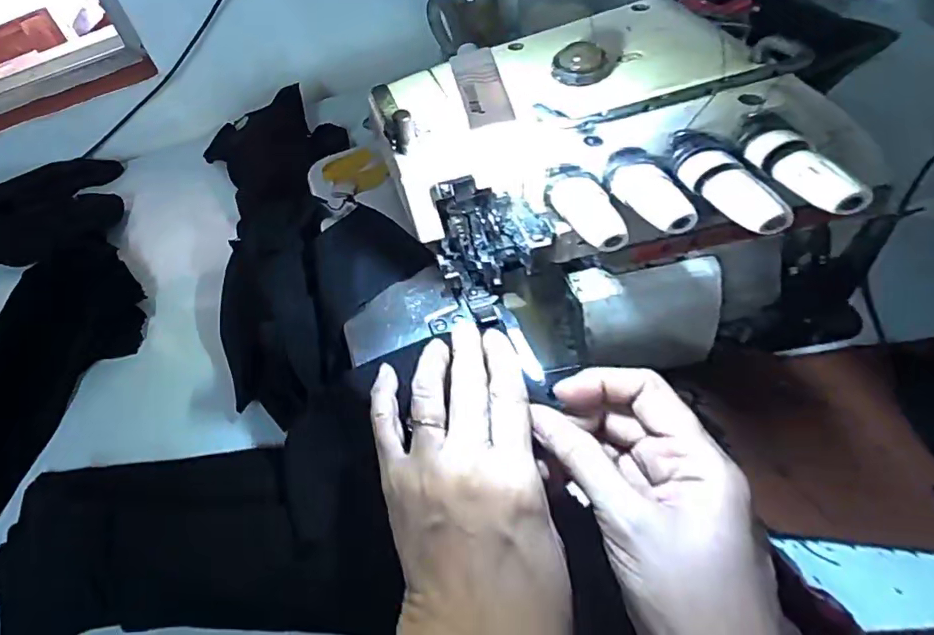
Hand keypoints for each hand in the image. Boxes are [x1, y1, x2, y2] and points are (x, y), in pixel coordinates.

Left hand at [370, 321, 570, 634]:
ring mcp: (424, 466)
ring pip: (425, 397)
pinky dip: (383, 396)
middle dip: (468, 350)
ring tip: (438, 344)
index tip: (497, 338)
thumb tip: (525, 435)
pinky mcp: (394, 479)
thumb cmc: (527, 595)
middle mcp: (466, 460)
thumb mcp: (550, 532)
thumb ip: (535, 476)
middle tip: (468, 328)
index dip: (502, 361)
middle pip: (467, 387)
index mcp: (512, 474)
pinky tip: (387, 374)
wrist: (470, 632)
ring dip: (430, 364)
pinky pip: (384, 426)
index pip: (507, 398)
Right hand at [529, 368, 778, 634]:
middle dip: (579, 417)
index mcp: (698, 459)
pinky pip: (610, 476)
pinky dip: (582, 471)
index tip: (557, 396)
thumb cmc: (689, 597)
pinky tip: (555, 475)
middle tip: (538, 427)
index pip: (646, 390)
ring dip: (575, 445)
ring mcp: (667, 491)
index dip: (599, 383)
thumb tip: (536, 414)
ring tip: (540, 451)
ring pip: (612, 446)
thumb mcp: (628, 520)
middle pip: (624, 416)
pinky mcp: (650, 515)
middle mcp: (684, 466)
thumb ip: (582, 460)